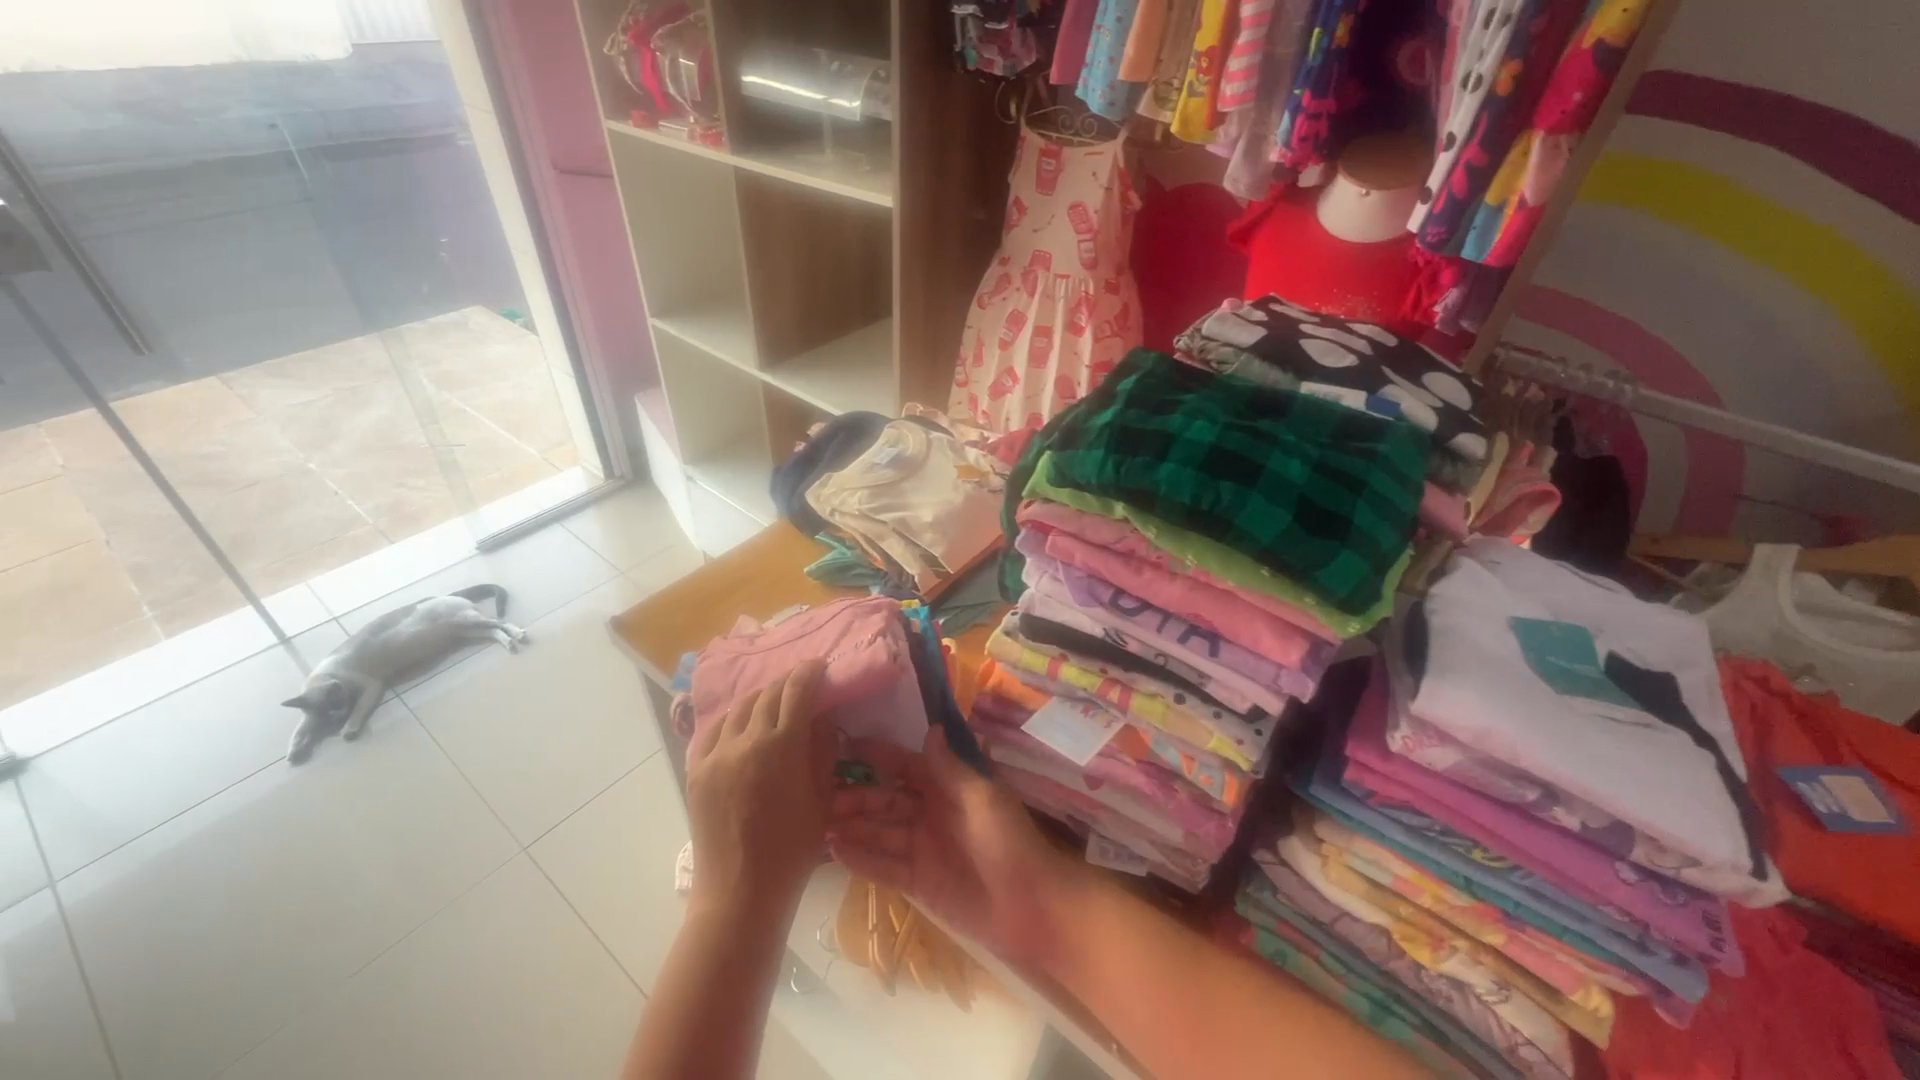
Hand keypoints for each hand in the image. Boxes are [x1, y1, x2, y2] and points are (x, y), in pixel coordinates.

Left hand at [684, 661, 832, 916]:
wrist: (741, 890)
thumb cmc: (793, 849)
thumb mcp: (822, 799)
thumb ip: (822, 752)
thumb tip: (823, 719)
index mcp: (782, 746)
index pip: (796, 692)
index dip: (809, 673)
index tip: (819, 665)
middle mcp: (745, 740)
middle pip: (767, 695)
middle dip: (786, 683)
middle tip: (800, 683)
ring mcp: (715, 754)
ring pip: (739, 709)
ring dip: (759, 700)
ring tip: (772, 704)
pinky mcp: (696, 770)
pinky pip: (713, 731)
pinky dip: (731, 721)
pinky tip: (741, 726)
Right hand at [827, 728, 1083, 969]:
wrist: (1032, 906)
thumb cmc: (1010, 842)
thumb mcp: (982, 797)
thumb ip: (950, 769)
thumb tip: (930, 728)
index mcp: (947, 789)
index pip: (905, 766)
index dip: (877, 757)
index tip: (843, 746)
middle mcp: (929, 815)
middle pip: (884, 801)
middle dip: (854, 795)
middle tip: (816, 791)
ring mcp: (921, 850)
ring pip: (878, 833)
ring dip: (850, 825)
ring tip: (815, 820)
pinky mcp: (916, 884)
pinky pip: (882, 866)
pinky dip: (859, 858)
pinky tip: (833, 849)